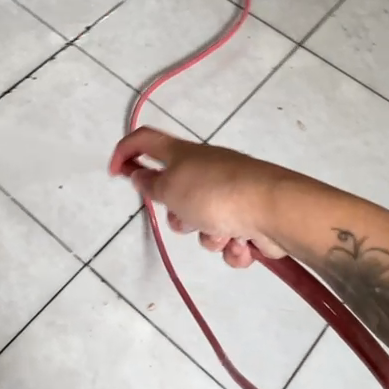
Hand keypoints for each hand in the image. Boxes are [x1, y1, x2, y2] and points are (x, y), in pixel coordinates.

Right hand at [108, 127, 302, 267]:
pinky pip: (229, 239)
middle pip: (176, 194)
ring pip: (202, 223)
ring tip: (223, 234)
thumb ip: (150, 185)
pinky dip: (233, 247)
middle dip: (178, 216)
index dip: (126, 151)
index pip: (146, 141)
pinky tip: (242, 245)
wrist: (273, 209)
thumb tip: (138, 174)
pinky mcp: (250, 218)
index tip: (115, 174)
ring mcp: (229, 194)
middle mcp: (205, 171)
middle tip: (185, 219)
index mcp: (183, 155)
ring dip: (209, 235)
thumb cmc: (214, 194)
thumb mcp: (170, 188)